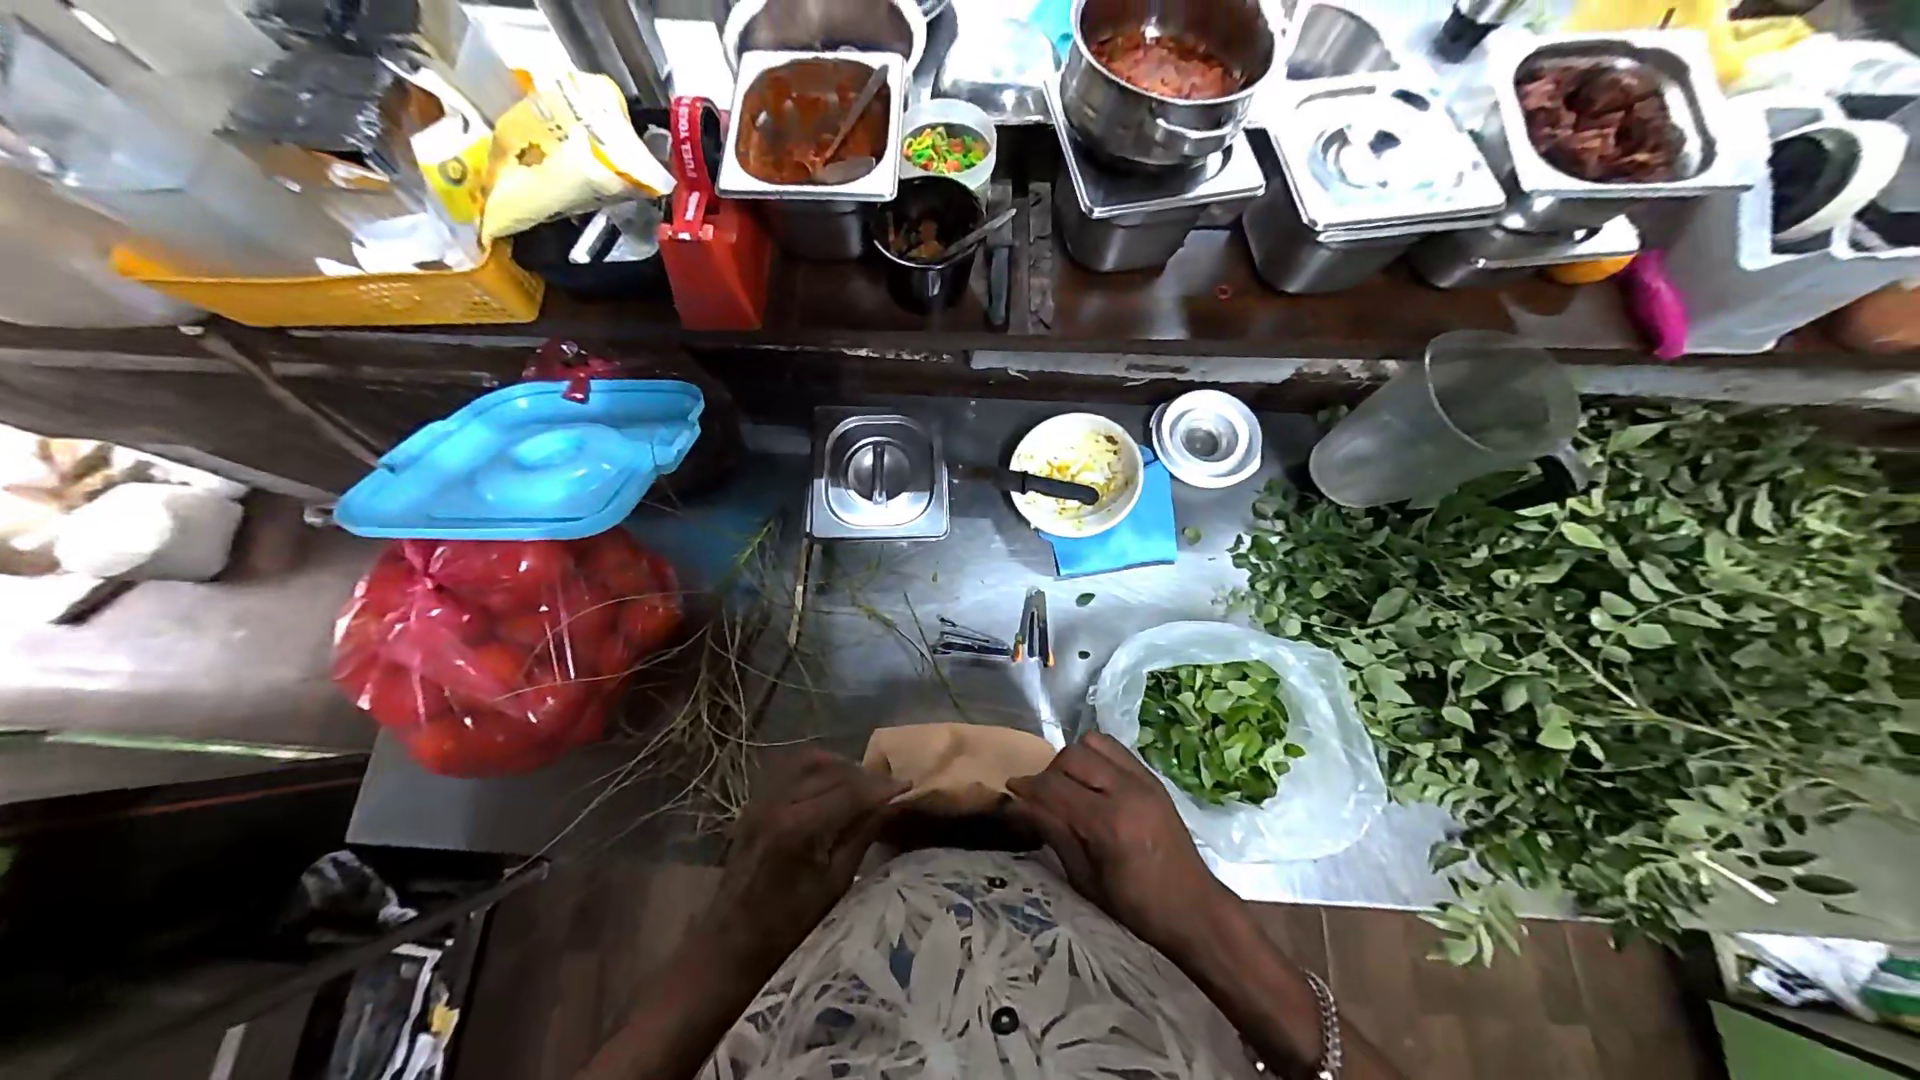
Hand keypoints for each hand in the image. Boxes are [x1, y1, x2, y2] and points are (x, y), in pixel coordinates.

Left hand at [699, 747, 907, 978]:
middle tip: (888, 789)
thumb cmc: (788, 929)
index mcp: (798, 827)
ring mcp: (761, 800)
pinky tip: (832, 786)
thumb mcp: (836, 884)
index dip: (883, 786)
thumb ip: (863, 835)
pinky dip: (816, 770)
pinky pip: (790, 770)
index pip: (851, 791)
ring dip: (840, 766)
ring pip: (809, 761)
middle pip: (831, 770)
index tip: (908, 785)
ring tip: (861, 785)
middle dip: (865, 776)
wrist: (729, 947)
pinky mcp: (754, 804)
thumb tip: (893, 804)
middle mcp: (777, 803)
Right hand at [1007, 733, 1232, 957]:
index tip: (1012, 789)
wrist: (1194, 908)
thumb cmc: (1135, 906)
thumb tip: (1021, 805)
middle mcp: (1127, 791)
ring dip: (1074, 760)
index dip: (1027, 786)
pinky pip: (1115, 749)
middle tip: (1042, 796)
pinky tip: (1093, 782)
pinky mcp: (1153, 778)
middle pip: (1072, 756)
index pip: (1054, 787)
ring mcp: (1144, 780)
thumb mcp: (1085, 879)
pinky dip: (1097, 757)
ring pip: (1093, 743)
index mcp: (1109, 823)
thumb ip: (1054, 833)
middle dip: (1050, 772)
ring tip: (1070, 786)